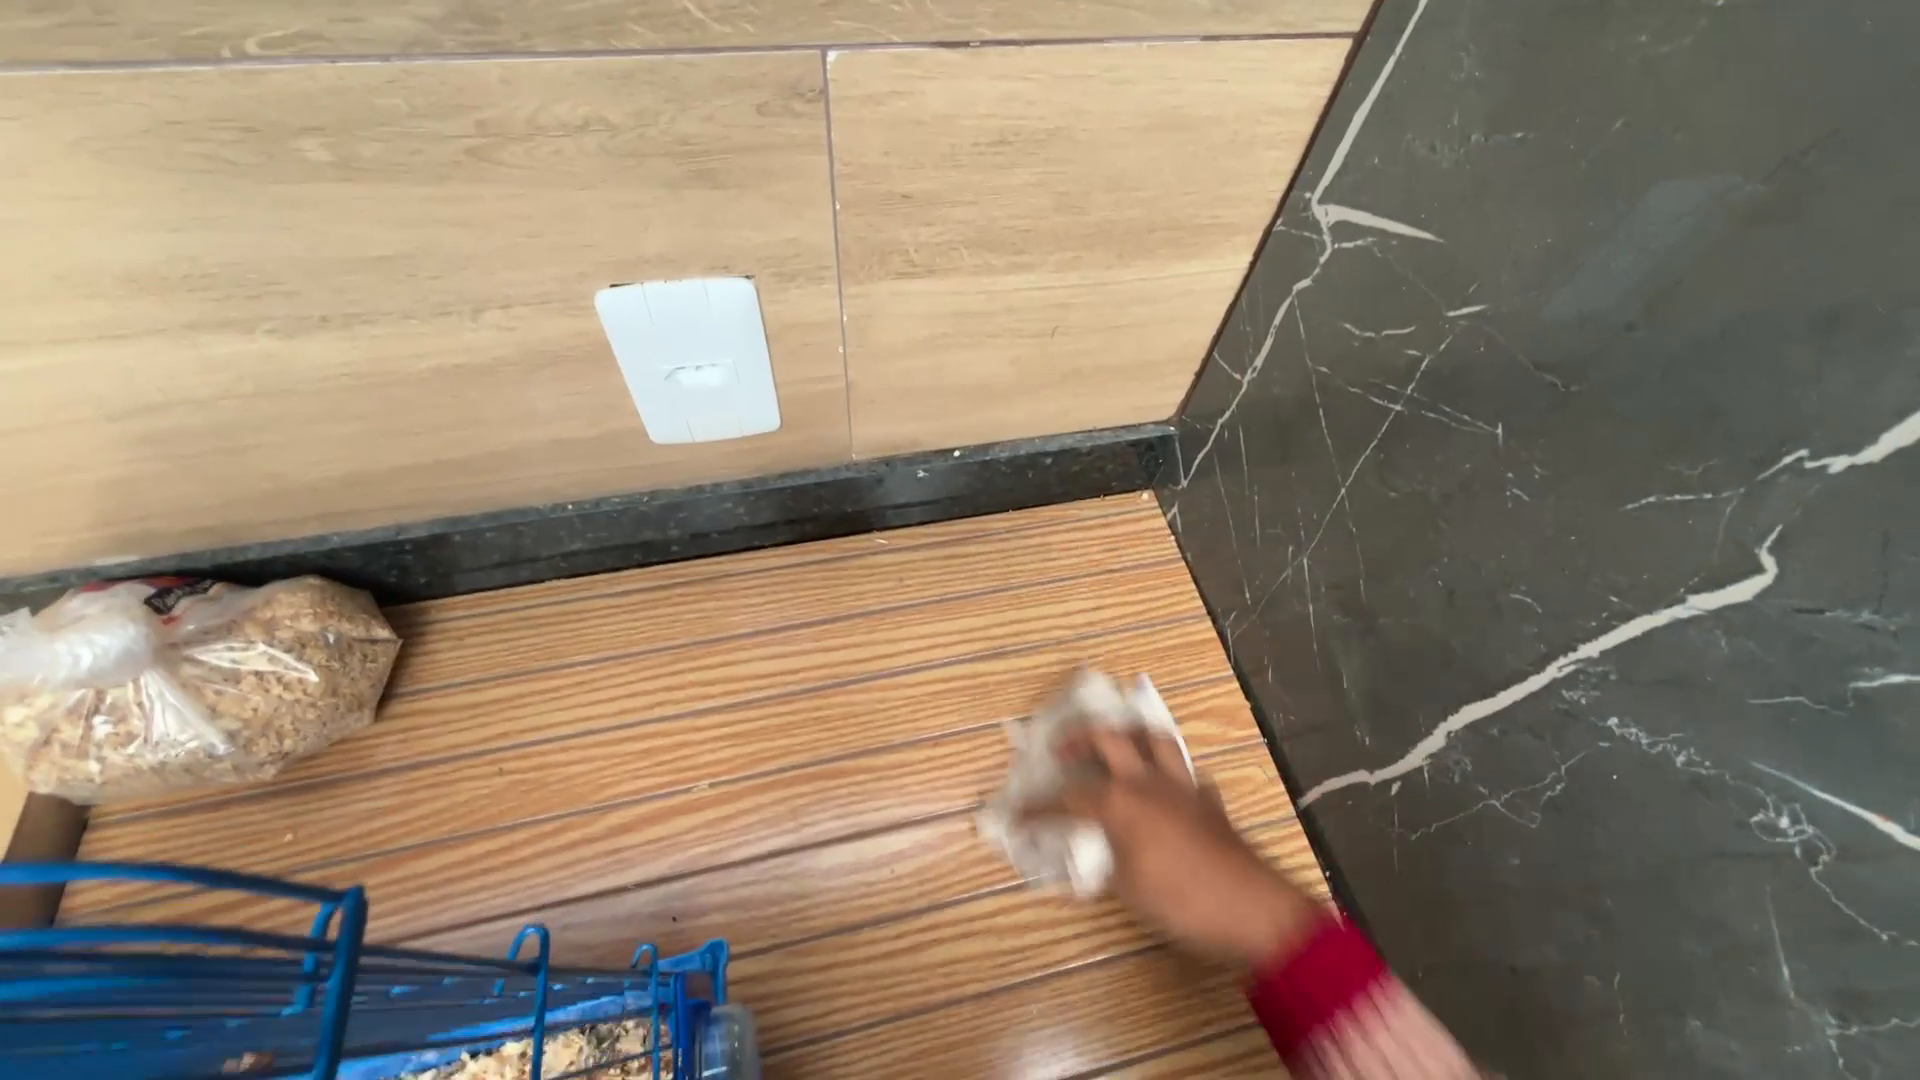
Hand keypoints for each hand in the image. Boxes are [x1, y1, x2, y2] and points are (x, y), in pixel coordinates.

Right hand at [1026, 729, 1318, 966]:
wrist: (1250, 907)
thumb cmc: (1180, 901)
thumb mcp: (1127, 889)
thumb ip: (1103, 863)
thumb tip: (1086, 857)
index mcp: (1120, 802)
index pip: (1068, 797)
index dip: (1040, 807)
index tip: (1019, 814)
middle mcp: (1147, 782)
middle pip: (1109, 738)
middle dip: (1079, 737)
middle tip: (1062, 749)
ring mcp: (1182, 785)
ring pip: (1154, 739)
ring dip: (1131, 737)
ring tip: (1117, 748)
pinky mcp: (1208, 799)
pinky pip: (1186, 772)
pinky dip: (1170, 773)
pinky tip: (1166, 789)